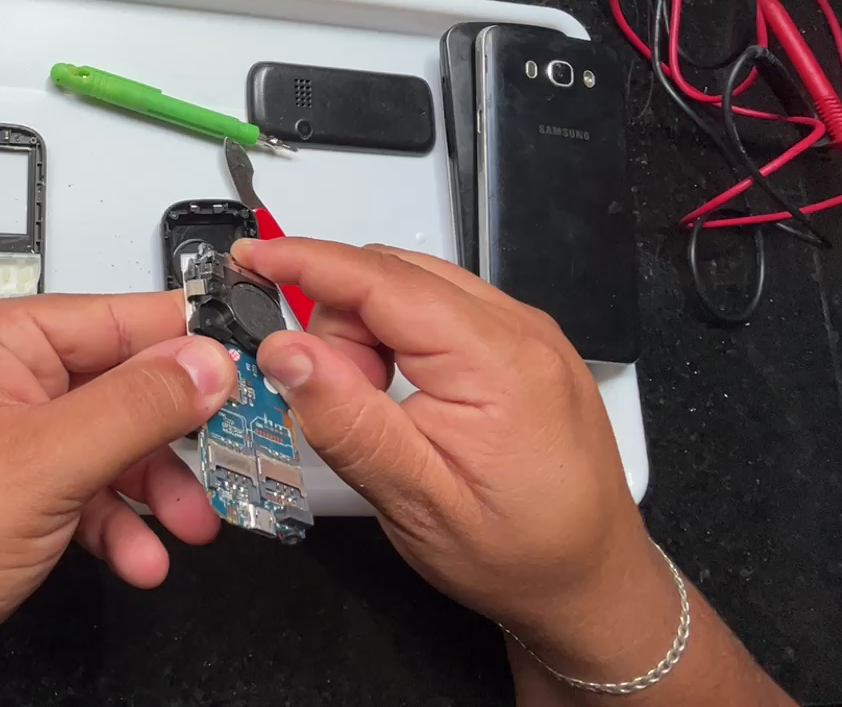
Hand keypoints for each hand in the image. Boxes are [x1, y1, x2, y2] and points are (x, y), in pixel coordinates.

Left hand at [0, 293, 237, 701]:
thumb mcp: (44, 463)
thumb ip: (135, 406)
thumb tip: (206, 361)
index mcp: (2, 338)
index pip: (118, 316)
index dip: (187, 339)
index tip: (250, 362)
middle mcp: (8, 373)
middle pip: (123, 382)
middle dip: (174, 431)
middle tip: (229, 459)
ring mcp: (14, 428)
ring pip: (112, 438)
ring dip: (153, 483)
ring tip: (188, 523)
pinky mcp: (19, 479)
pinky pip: (87, 483)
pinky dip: (116, 518)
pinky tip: (137, 556)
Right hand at [234, 237, 680, 683]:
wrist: (592, 585)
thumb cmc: (514, 554)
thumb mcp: (415, 501)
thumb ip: (346, 420)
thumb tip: (282, 349)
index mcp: (498, 361)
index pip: (380, 281)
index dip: (306, 260)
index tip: (249, 256)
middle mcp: (516, 325)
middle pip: (385, 276)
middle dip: (336, 322)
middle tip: (337, 394)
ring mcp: (519, 326)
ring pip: (400, 285)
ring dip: (361, 330)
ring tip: (375, 404)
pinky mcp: (511, 336)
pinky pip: (424, 302)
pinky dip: (387, 334)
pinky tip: (394, 387)